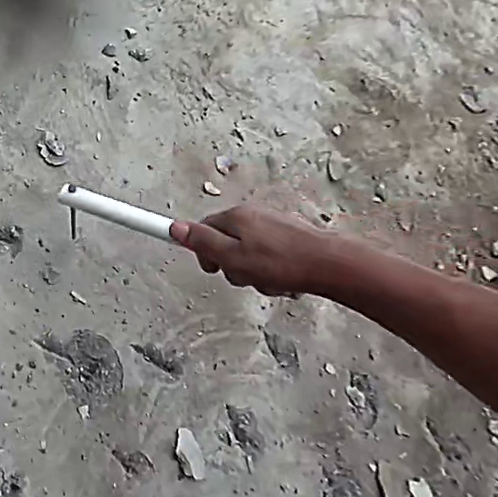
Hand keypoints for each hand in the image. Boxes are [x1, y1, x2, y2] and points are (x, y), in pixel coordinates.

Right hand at [169, 203, 343, 296]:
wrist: (328, 264)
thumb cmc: (283, 262)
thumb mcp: (233, 257)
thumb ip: (203, 243)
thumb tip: (177, 228)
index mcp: (236, 217)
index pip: (201, 228)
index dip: (192, 244)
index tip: (169, 238)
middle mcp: (253, 216)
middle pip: (224, 243)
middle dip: (229, 266)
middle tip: (242, 276)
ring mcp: (271, 226)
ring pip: (246, 254)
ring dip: (252, 273)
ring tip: (267, 280)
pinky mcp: (287, 238)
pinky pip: (266, 257)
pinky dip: (270, 272)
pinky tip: (281, 280)